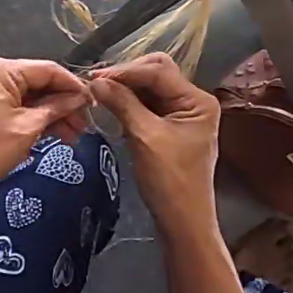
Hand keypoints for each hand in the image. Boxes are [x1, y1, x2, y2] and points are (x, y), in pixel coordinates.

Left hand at [0, 58, 92, 200]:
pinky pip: (21, 108)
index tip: (95, 104)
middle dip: (65, 104)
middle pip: (42, 83)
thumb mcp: (27, 127)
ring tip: (74, 137)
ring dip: (54, 116)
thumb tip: (82, 97)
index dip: (74, 87)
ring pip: (34, 98)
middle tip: (86, 126)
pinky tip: (57, 136)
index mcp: (2, 69)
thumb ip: (57, 108)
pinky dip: (38, 121)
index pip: (49, 69)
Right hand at [89, 53, 219, 237]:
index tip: (95, 76)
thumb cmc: (170, 180)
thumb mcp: (145, 137)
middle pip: (156, 74)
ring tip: (98, 92)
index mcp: (198, 100)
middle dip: (126, 76)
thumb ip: (122, 104)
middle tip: (96, 83)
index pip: (158, 72)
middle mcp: (194, 101)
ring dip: (125, 89)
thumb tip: (95, 81)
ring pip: (150, 89)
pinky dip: (130, 103)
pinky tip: (111, 104)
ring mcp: (183, 114)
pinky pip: (148, 105)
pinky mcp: (171, 126)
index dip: (125, 71)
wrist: (182, 221)